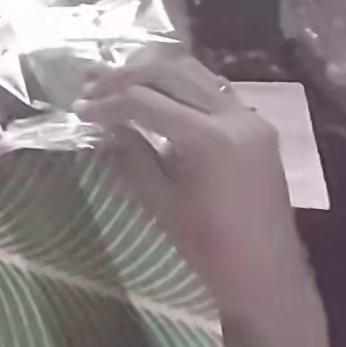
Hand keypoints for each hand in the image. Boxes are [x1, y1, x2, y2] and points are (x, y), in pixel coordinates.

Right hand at [81, 50, 306, 309]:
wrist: (266, 274)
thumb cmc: (207, 245)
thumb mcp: (158, 198)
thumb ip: (131, 151)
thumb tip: (105, 121)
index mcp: (210, 139)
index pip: (145, 101)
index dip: (107, 102)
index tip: (79, 108)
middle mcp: (234, 115)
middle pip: (170, 72)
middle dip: (125, 74)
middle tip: (91, 82)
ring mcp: (249, 116)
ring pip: (192, 72)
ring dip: (150, 72)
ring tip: (115, 78)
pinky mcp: (254, 123)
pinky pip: (209, 89)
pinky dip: (176, 84)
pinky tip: (152, 92)